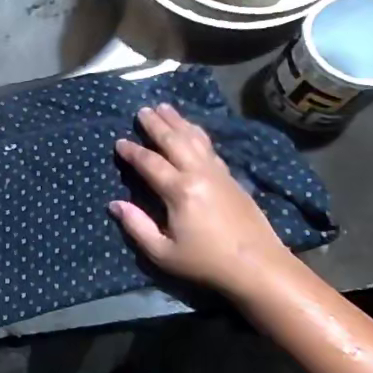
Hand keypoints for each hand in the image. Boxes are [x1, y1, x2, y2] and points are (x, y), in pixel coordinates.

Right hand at [109, 104, 297, 294]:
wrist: (257, 264)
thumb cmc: (206, 262)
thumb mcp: (164, 253)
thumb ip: (137, 226)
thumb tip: (115, 204)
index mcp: (179, 191)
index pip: (150, 163)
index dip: (132, 151)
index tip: (119, 142)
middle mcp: (198, 173)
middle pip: (174, 140)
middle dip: (156, 124)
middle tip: (142, 110)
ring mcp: (218, 172)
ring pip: (194, 138)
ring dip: (178, 121)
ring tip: (164, 107)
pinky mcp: (231, 177)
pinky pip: (209, 146)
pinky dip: (196, 133)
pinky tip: (192, 130)